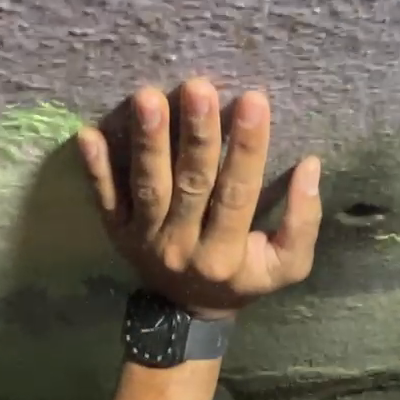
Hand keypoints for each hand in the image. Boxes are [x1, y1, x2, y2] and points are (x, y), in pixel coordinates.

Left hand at [76, 78, 322, 319]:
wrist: (188, 312)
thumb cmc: (243, 278)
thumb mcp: (286, 266)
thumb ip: (303, 222)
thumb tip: (310, 167)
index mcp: (225, 255)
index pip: (238, 194)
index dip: (247, 149)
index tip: (255, 101)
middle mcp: (182, 247)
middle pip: (191, 184)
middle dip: (196, 135)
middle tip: (198, 87)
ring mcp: (145, 239)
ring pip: (148, 186)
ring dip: (148, 142)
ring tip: (148, 98)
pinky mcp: (118, 232)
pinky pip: (105, 199)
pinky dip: (95, 169)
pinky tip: (89, 135)